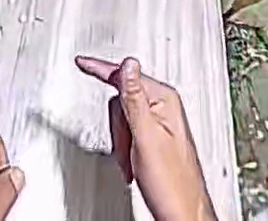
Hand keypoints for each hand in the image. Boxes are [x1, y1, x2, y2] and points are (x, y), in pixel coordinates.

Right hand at [76, 56, 213, 220]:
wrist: (183, 217)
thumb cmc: (171, 184)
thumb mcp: (146, 137)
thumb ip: (134, 98)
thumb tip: (128, 64)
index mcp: (163, 99)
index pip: (126, 76)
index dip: (101, 70)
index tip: (83, 62)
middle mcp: (163, 106)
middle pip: (121, 100)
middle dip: (117, 129)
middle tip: (125, 151)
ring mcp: (159, 121)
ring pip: (122, 118)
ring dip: (121, 143)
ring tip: (130, 162)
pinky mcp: (154, 137)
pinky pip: (128, 132)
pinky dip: (124, 150)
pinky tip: (131, 164)